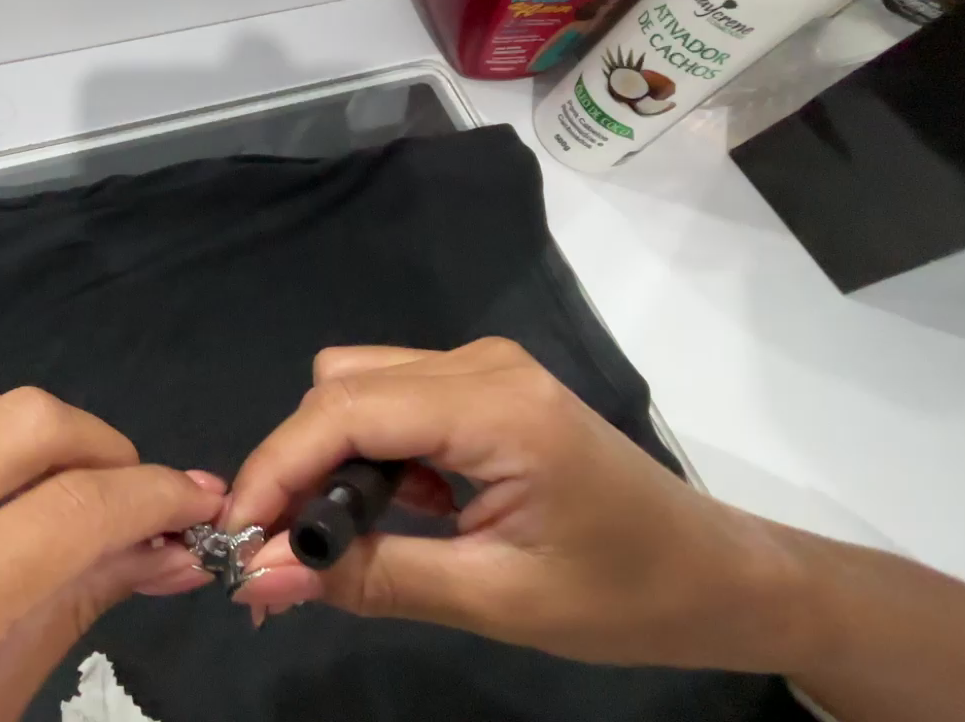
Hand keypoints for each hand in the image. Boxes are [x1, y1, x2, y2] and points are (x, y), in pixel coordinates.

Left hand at [0, 388, 224, 721]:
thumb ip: (75, 611)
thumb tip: (169, 550)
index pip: (66, 514)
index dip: (153, 495)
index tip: (202, 502)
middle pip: (25, 422)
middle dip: (108, 447)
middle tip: (141, 501)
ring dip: (56, 440)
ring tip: (85, 499)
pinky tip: (16, 494)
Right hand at [224, 339, 804, 671]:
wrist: (724, 576)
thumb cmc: (629, 597)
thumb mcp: (497, 601)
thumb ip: (373, 579)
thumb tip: (266, 575)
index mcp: (495, 406)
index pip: (346, 410)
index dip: (279, 464)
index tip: (240, 530)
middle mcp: (478, 362)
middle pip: (340, 385)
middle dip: (298, 461)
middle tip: (287, 544)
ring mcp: (480, 364)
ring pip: (356, 382)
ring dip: (331, 454)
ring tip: (351, 528)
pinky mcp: (480, 380)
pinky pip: (389, 394)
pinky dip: (368, 446)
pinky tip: (403, 500)